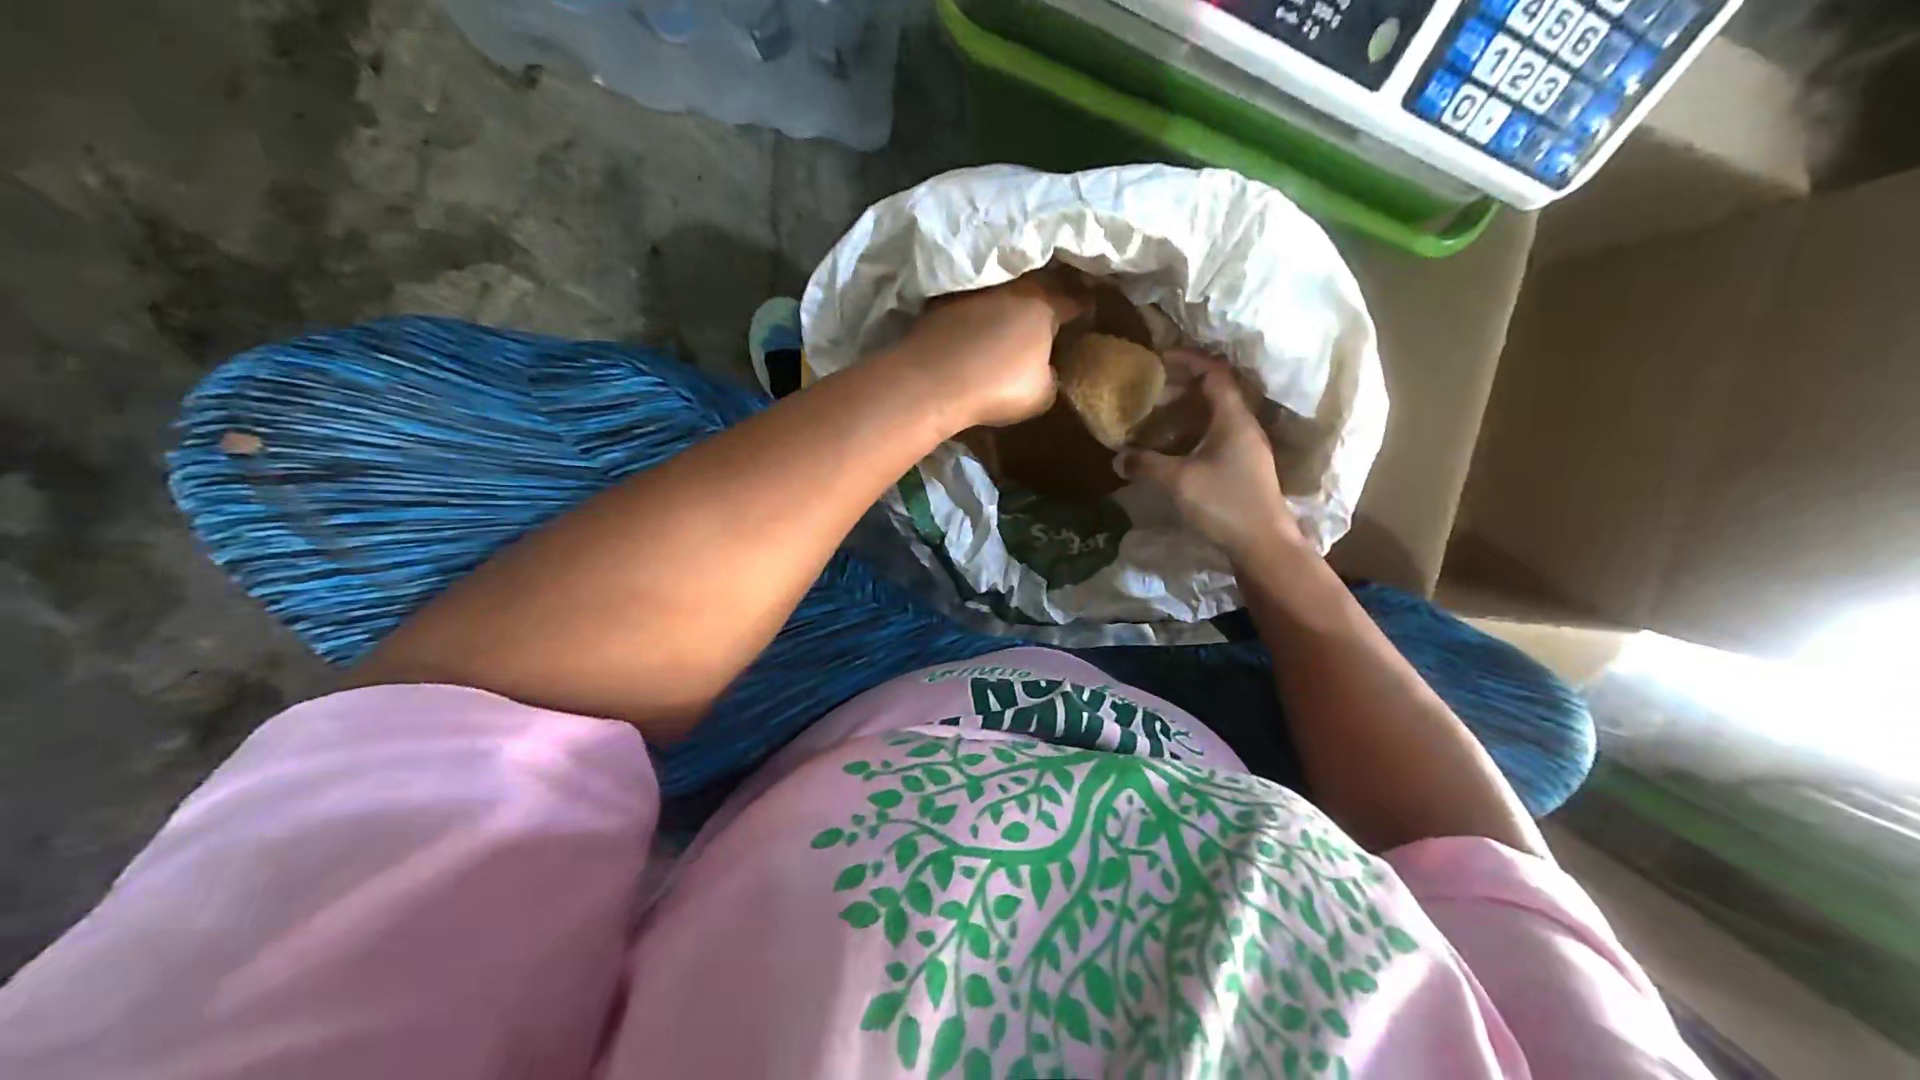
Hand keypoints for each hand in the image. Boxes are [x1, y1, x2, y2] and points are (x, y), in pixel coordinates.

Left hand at [893, 270, 1088, 428]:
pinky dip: (980, 310)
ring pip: (1003, 288)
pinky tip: (980, 324)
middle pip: (1039, 283)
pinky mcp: (943, 301)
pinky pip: (972, 301)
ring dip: (1011, 298)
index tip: (1089, 311)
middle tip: (1056, 305)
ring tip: (1017, 313)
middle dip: (1050, 292)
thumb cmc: (997, 386)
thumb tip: (1045, 368)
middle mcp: (1012, 286)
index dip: (1084, 306)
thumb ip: (1051, 376)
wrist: (931, 381)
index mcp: (1044, 304)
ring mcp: (975, 290)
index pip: (1074, 298)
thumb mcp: (1042, 393)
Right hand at [1115, 352, 1308, 562]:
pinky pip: (1220, 433)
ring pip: (1219, 414)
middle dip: (1186, 384)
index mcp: (1234, 418)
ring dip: (1191, 409)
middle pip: (1218, 390)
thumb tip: (1118, 457)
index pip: (1214, 372)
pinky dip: (1197, 430)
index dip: (1189, 359)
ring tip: (1161, 415)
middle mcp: (1245, 425)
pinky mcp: (1246, 465)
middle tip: (1155, 388)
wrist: (1263, 543)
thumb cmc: (1224, 503)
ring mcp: (1249, 446)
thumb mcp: (1178, 481)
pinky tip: (1177, 446)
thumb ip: (1146, 464)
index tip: (1162, 358)